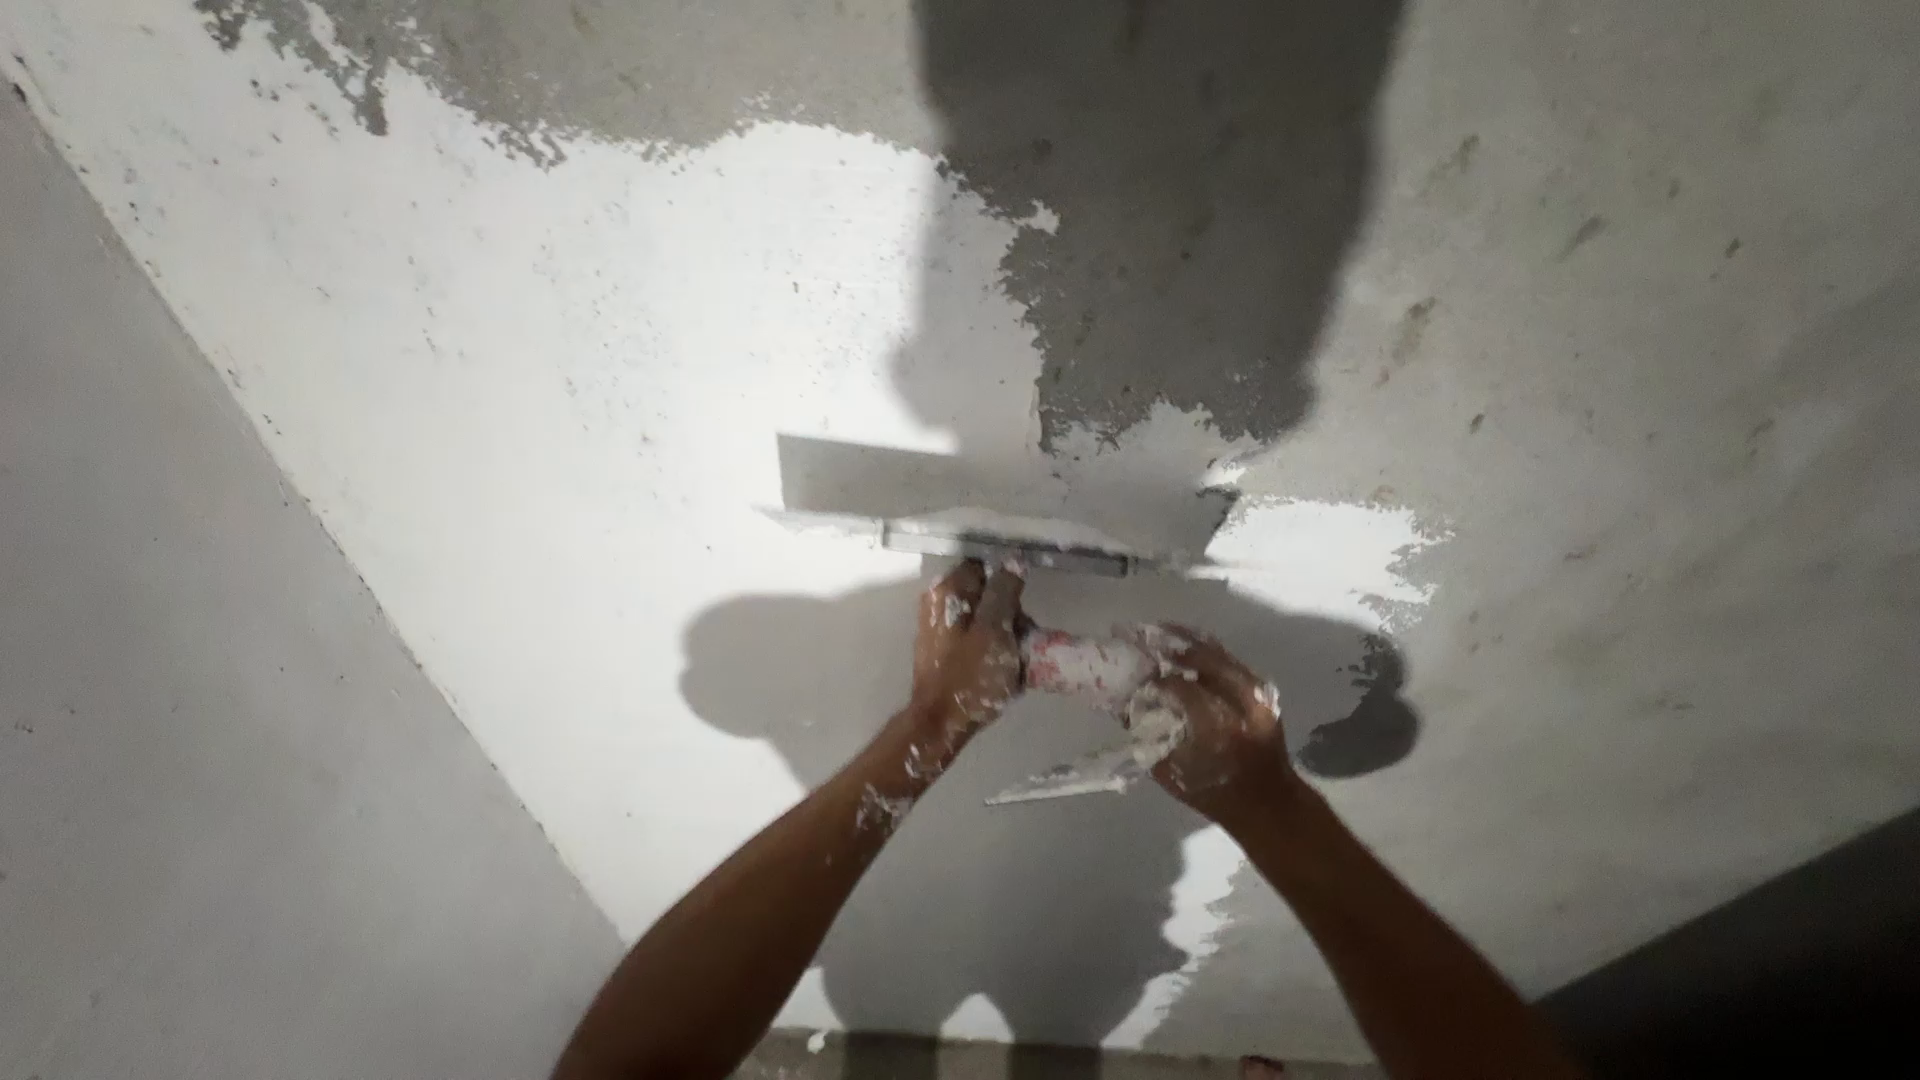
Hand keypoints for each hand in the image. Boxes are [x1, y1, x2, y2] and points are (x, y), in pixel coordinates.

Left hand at [908, 559, 1026, 740]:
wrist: (941, 723)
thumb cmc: (970, 676)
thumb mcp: (995, 631)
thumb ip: (1005, 592)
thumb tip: (1013, 560)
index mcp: (948, 590)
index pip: (986, 567)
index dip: (1008, 585)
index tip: (1023, 609)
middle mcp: (939, 602)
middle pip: (987, 593)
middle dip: (1010, 614)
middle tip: (1023, 639)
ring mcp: (940, 627)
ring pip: (985, 618)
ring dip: (1005, 635)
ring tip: (1016, 661)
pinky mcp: (945, 650)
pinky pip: (978, 638)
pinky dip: (993, 648)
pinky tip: (1004, 669)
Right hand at [1124, 625, 1300, 825]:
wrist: (1270, 803)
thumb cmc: (1216, 794)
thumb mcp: (1171, 773)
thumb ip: (1146, 737)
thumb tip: (1124, 705)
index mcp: (1217, 726)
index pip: (1179, 686)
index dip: (1153, 678)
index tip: (1133, 672)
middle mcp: (1241, 702)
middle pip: (1200, 656)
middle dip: (1166, 643)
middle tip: (1138, 635)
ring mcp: (1256, 691)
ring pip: (1216, 650)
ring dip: (1184, 639)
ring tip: (1157, 632)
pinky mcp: (1262, 688)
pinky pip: (1228, 657)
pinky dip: (1204, 648)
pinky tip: (1183, 646)